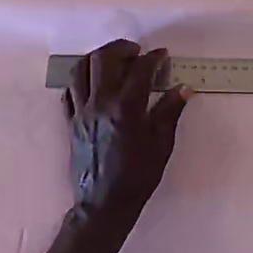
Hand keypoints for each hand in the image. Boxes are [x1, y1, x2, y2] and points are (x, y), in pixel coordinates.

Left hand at [63, 39, 190, 226]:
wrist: (104, 203)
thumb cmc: (138, 176)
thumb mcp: (162, 144)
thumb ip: (170, 111)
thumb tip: (183, 88)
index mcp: (126, 108)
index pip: (140, 69)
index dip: (154, 58)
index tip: (163, 56)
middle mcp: (100, 103)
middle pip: (104, 59)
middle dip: (122, 48)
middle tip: (136, 52)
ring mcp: (81, 112)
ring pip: (80, 69)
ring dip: (98, 58)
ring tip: (113, 61)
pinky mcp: (70, 122)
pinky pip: (69, 91)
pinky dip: (81, 79)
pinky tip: (94, 82)